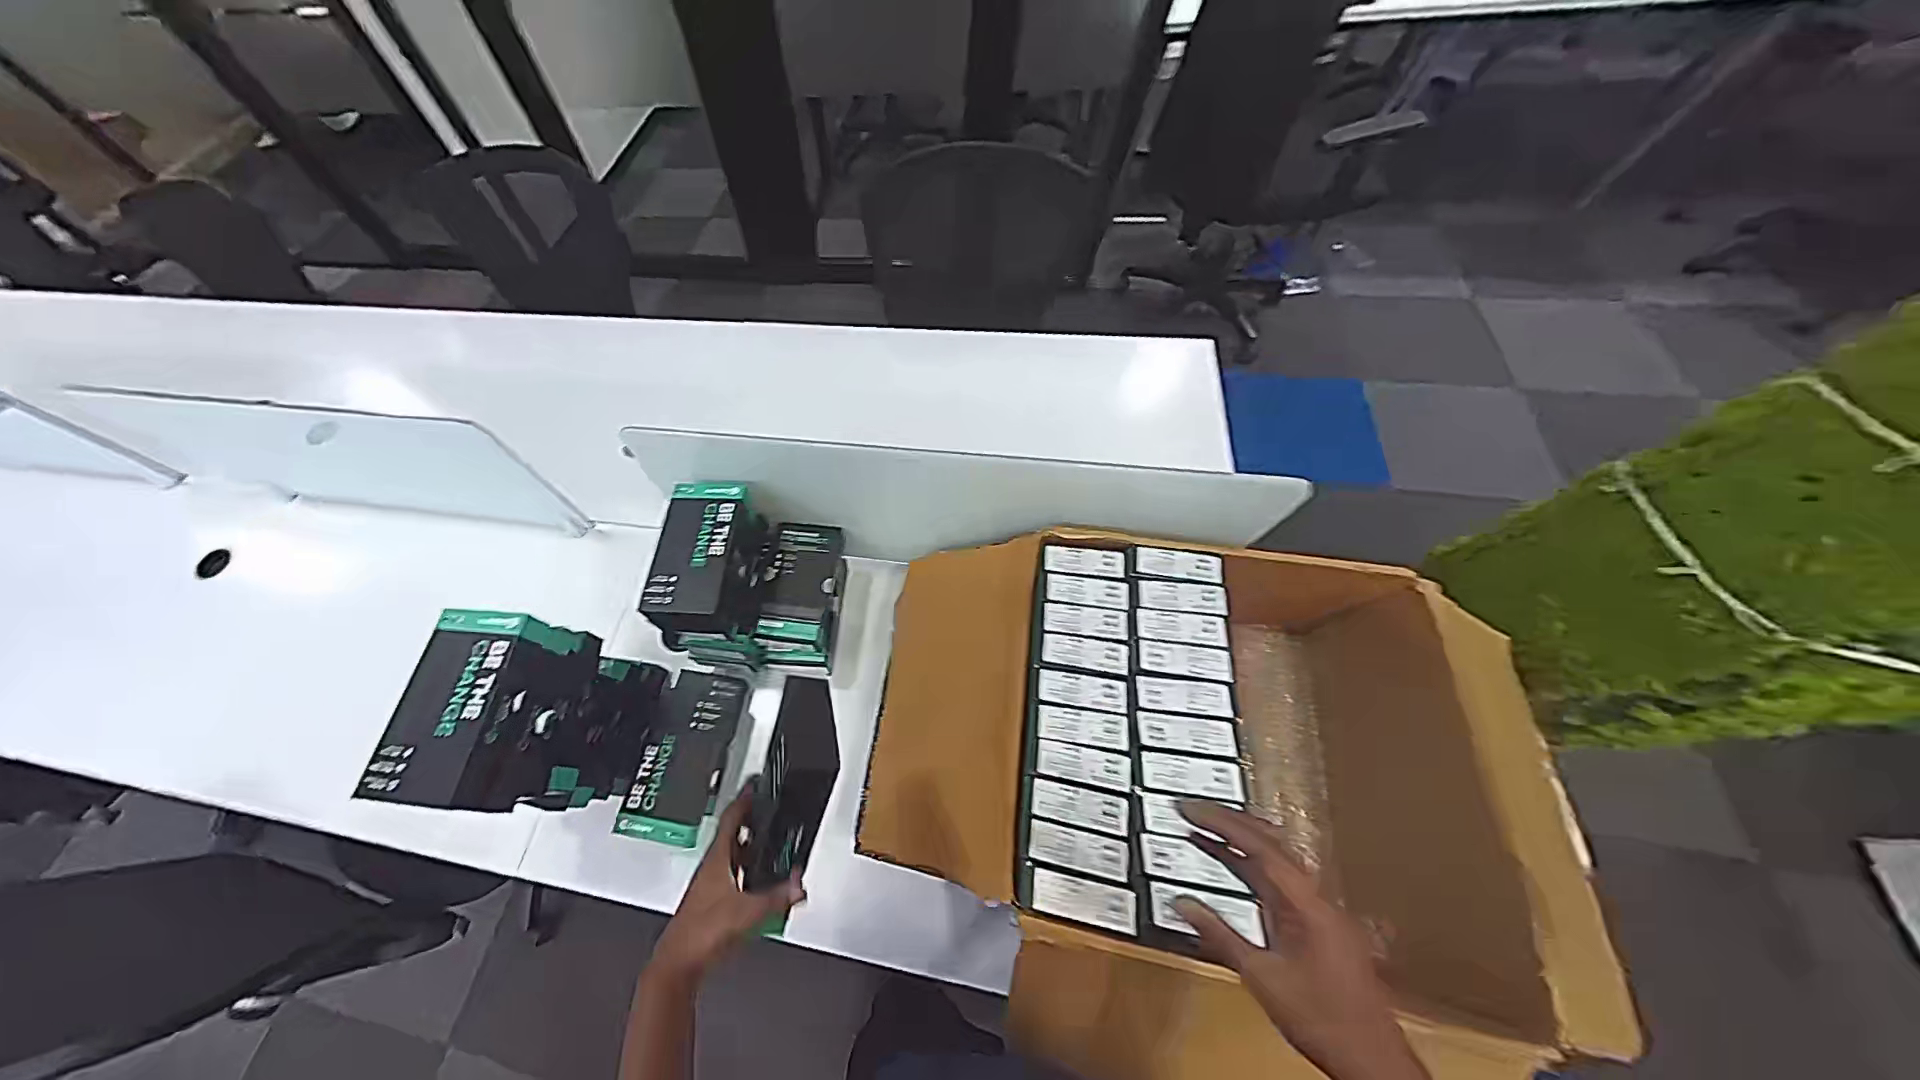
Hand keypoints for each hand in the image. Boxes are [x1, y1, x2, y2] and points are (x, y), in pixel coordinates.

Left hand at [647, 780, 805, 984]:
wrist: (678, 965)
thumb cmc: (699, 933)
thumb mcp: (749, 911)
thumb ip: (778, 897)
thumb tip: (798, 885)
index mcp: (716, 859)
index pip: (731, 818)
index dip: (744, 799)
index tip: (753, 786)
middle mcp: (711, 868)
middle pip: (732, 836)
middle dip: (750, 822)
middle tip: (765, 811)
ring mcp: (710, 885)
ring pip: (732, 857)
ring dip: (748, 848)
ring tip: (767, 843)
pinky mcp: (711, 902)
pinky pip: (733, 877)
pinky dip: (747, 872)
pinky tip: (758, 882)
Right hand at [1174, 801, 1429, 1079]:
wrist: (1373, 1062)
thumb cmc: (1325, 1021)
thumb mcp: (1262, 976)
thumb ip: (1219, 935)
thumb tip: (1182, 903)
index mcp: (1307, 903)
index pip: (1259, 845)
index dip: (1221, 822)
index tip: (1191, 809)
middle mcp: (1316, 898)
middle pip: (1270, 842)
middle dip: (1229, 821)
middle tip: (1194, 809)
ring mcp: (1319, 910)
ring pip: (1275, 859)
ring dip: (1240, 840)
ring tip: (1205, 827)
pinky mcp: (1317, 924)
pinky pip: (1279, 881)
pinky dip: (1251, 866)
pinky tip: (1232, 864)